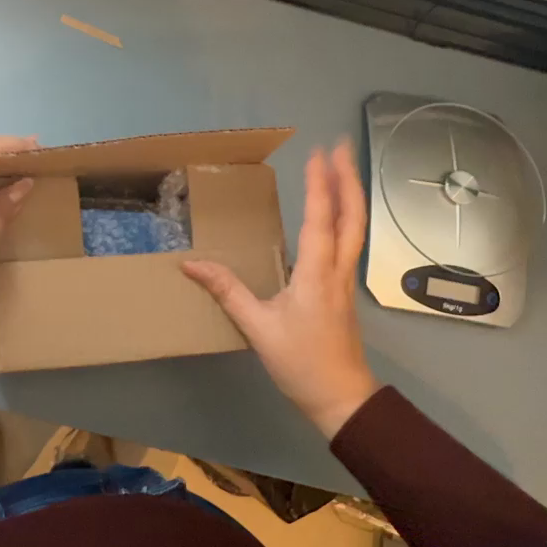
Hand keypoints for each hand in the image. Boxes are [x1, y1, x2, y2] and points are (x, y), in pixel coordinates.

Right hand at [183, 139, 379, 437]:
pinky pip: (349, 242)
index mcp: (316, 273)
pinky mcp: (343, 290)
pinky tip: (335, 215)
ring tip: (341, 169)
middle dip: (346, 179)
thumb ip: (227, 292)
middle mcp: (336, 269)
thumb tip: (191, 264)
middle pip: (351, 216)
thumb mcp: (258, 328)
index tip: (318, 153)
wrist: (342, 398)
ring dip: (349, 195)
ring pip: (354, 228)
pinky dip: (346, 217)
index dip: (319, 185)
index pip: (320, 219)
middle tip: (340, 147)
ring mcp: (344, 279)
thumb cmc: (301, 363)